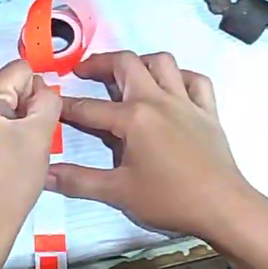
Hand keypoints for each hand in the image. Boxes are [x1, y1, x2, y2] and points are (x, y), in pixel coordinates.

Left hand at [0, 58, 60, 260]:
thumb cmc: (12, 179)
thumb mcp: (40, 134)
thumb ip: (47, 99)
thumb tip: (39, 88)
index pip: (17, 71)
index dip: (35, 94)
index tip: (34, 124)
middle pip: (4, 90)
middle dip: (21, 111)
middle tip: (26, 144)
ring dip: (12, 126)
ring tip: (15, 156)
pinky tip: (4, 162)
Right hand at [47, 50, 267, 241]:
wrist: (222, 206)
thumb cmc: (169, 199)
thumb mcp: (118, 192)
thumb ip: (79, 181)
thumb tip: (45, 174)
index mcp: (133, 118)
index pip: (90, 108)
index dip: (65, 106)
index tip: (50, 103)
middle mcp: (158, 100)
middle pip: (126, 64)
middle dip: (100, 63)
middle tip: (83, 72)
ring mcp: (186, 102)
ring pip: (162, 63)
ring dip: (140, 62)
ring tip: (126, 75)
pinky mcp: (207, 111)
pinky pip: (195, 80)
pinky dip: (180, 77)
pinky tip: (171, 87)